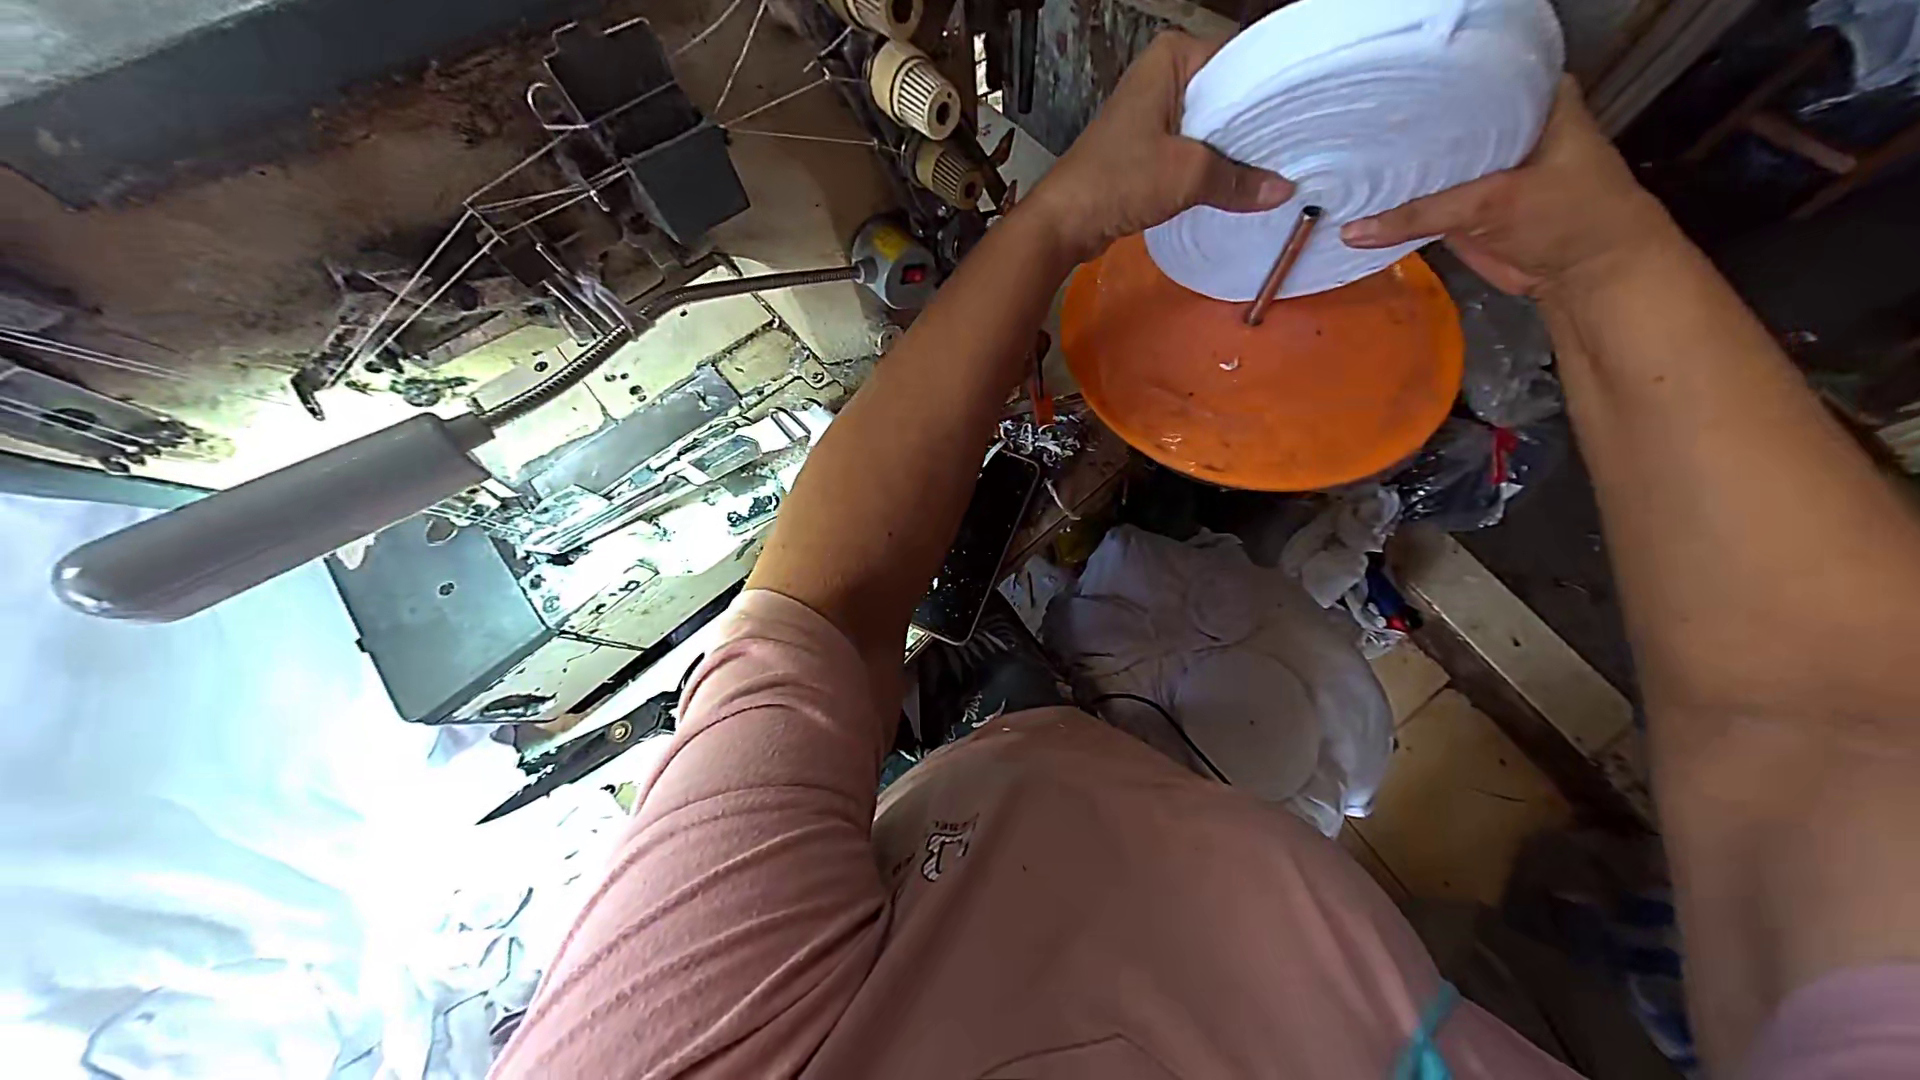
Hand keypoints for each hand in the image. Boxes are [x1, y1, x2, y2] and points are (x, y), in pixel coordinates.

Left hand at [1019, 31, 1294, 263]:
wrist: (1063, 223)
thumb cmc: (1118, 182)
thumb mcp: (1186, 175)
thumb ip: (1237, 180)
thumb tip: (1282, 191)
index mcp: (1172, 57)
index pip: (1241, 57)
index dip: (1272, 87)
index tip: (1303, 113)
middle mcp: (1162, 78)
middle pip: (1226, 94)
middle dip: (1254, 125)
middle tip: (1295, 148)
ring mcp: (1151, 115)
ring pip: (1208, 127)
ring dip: (1231, 152)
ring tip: (1273, 169)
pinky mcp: (1144, 151)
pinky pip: (1189, 152)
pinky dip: (1208, 169)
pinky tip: (1235, 186)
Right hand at [1340, 78, 1676, 297]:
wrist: (1583, 271)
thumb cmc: (1565, 215)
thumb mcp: (1492, 202)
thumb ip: (1420, 215)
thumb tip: (1349, 233)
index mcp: (1530, 99)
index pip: (1465, 85)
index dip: (1420, 100)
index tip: (1372, 112)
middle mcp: (1505, 128)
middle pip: (1440, 131)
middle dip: (1399, 144)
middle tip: (1347, 149)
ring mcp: (1483, 171)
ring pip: (1428, 171)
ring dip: (1394, 182)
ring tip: (1345, 179)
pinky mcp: (1466, 210)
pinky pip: (1423, 208)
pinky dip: (1398, 213)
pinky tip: (1363, 209)